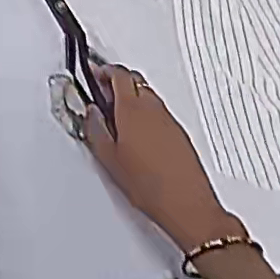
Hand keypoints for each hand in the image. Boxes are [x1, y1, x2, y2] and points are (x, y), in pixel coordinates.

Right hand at [83, 63, 238, 249]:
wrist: (189, 208)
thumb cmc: (150, 185)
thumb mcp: (108, 158)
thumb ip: (95, 128)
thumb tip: (91, 113)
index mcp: (132, 108)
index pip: (118, 74)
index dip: (103, 70)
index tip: (94, 74)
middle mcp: (153, 108)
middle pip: (134, 80)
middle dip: (117, 81)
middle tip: (103, 93)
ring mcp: (169, 120)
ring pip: (148, 94)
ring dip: (132, 96)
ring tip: (119, 116)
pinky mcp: (180, 134)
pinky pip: (160, 111)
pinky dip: (147, 112)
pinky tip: (139, 134)